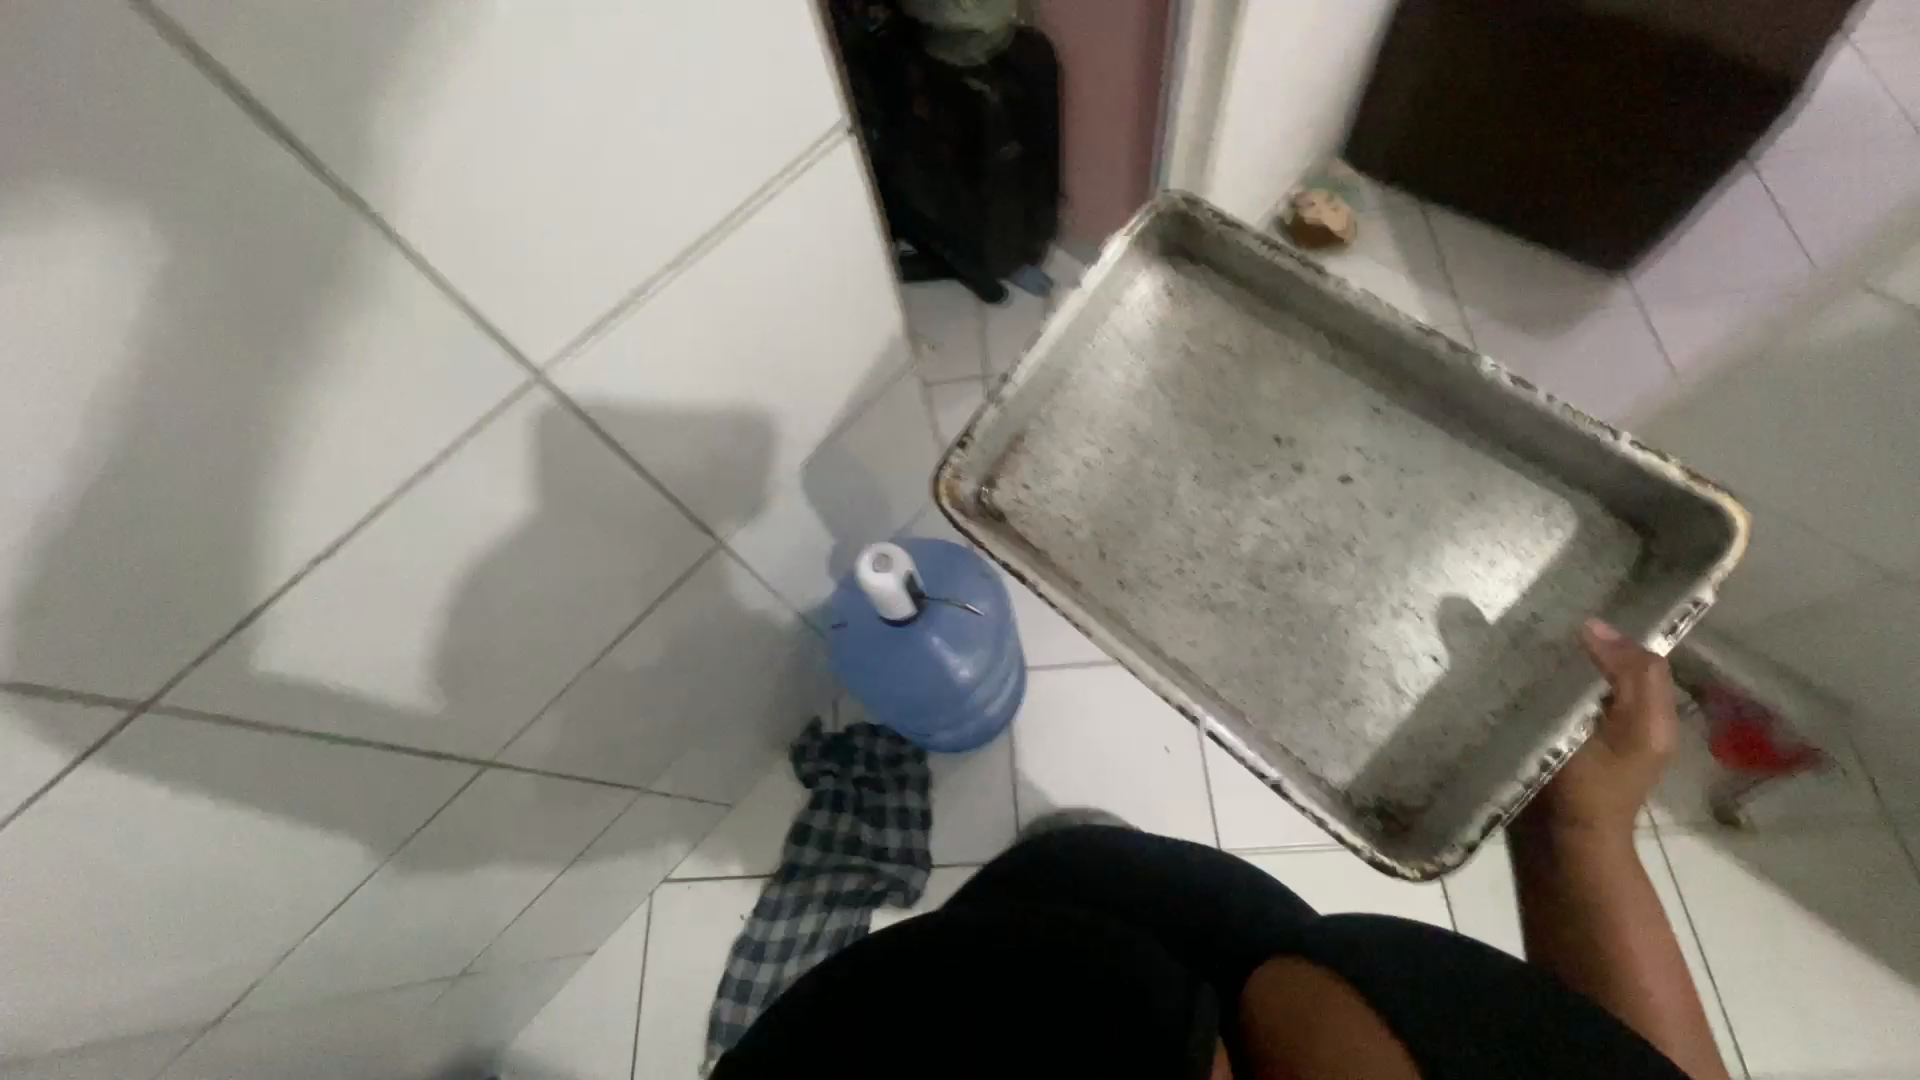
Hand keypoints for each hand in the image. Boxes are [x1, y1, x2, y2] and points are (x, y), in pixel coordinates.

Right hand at [1522, 619, 1679, 836]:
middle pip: (1589, 660)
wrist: (1558, 841)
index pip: (1628, 652)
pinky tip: (1493, 670)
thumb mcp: (1633, 731)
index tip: (1562, 607)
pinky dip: (1516, 679)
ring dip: (1534, 658)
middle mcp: (1608, 711)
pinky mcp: (1534, 733)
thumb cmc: (1597, 788)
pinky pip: (1529, 693)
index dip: (1605, 629)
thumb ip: (1631, 679)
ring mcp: (1568, 724)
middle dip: (1563, 639)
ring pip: (1555, 674)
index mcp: (1643, 709)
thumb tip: (1593, 626)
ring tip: (1501, 637)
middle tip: (1524, 618)